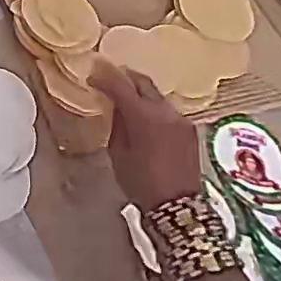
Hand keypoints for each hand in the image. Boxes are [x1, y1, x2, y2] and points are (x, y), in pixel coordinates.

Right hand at [90, 60, 203, 212]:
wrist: (178, 206)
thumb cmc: (140, 183)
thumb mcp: (118, 153)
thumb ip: (117, 124)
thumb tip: (117, 107)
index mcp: (143, 117)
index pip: (121, 86)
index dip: (104, 77)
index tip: (92, 74)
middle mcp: (165, 111)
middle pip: (142, 82)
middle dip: (124, 77)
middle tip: (108, 77)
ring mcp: (180, 118)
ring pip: (156, 95)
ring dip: (140, 92)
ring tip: (125, 98)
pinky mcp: (189, 127)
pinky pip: (166, 109)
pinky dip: (152, 107)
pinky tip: (144, 117)